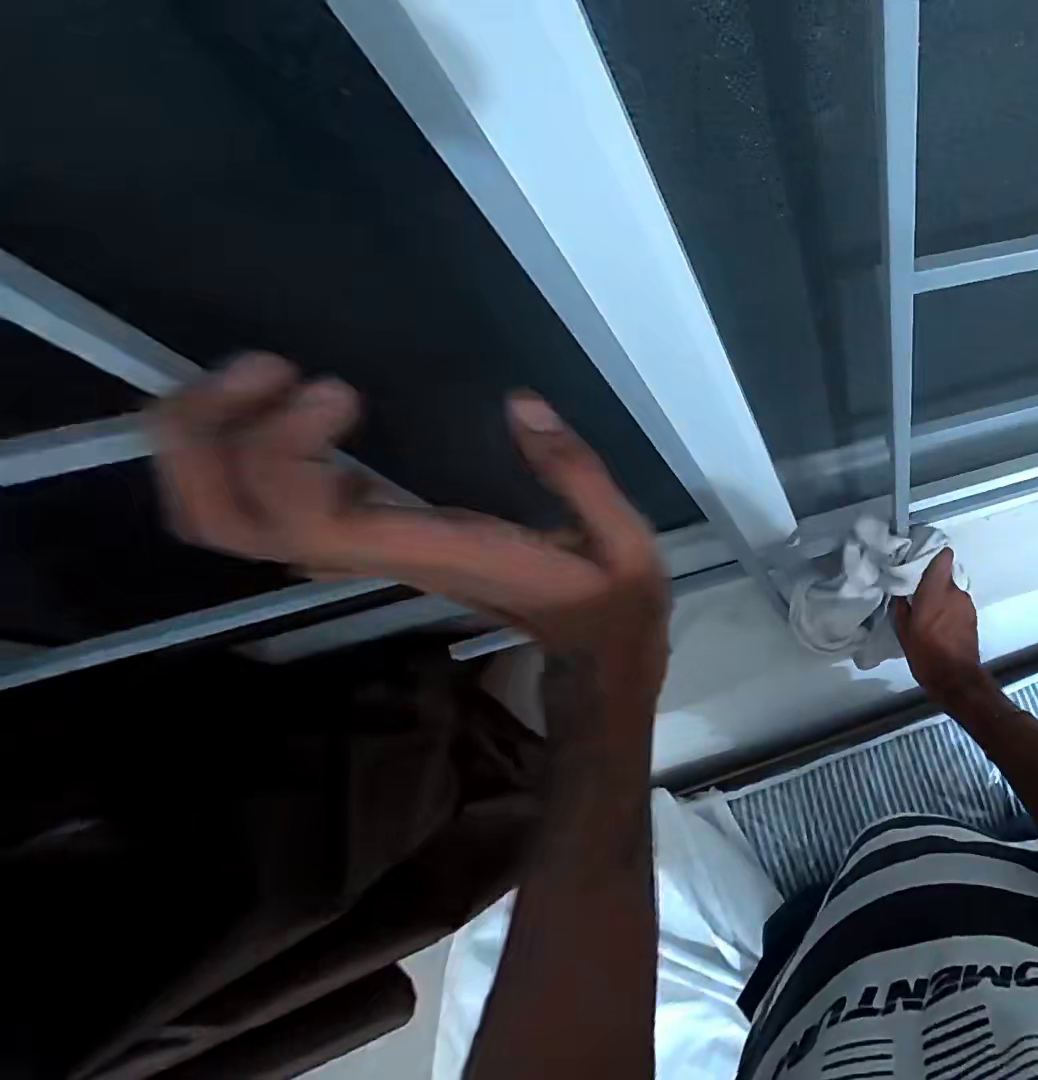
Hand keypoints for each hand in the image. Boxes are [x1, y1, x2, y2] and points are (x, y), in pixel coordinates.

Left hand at [149, 353, 670, 702]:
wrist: (599, 653)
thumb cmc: (615, 603)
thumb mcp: (624, 540)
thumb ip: (578, 475)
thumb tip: (522, 404)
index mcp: (444, 555)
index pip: (307, 520)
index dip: (284, 446)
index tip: (338, 388)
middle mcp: (389, 561)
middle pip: (228, 522)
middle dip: (205, 437)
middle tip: (267, 367)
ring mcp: (378, 562)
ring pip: (231, 523)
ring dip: (211, 444)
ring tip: (268, 380)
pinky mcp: (384, 553)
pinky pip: (273, 516)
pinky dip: (249, 460)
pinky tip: (303, 420)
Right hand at [893, 548, 986, 702]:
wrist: (955, 677)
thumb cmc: (925, 652)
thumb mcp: (904, 630)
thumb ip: (903, 605)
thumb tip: (902, 593)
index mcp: (935, 590)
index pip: (943, 557)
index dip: (935, 556)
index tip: (922, 561)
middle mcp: (955, 592)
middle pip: (945, 576)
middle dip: (934, 582)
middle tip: (919, 595)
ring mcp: (967, 604)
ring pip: (952, 591)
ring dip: (943, 598)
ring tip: (930, 614)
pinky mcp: (973, 617)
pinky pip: (959, 605)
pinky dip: (951, 610)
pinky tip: (941, 625)